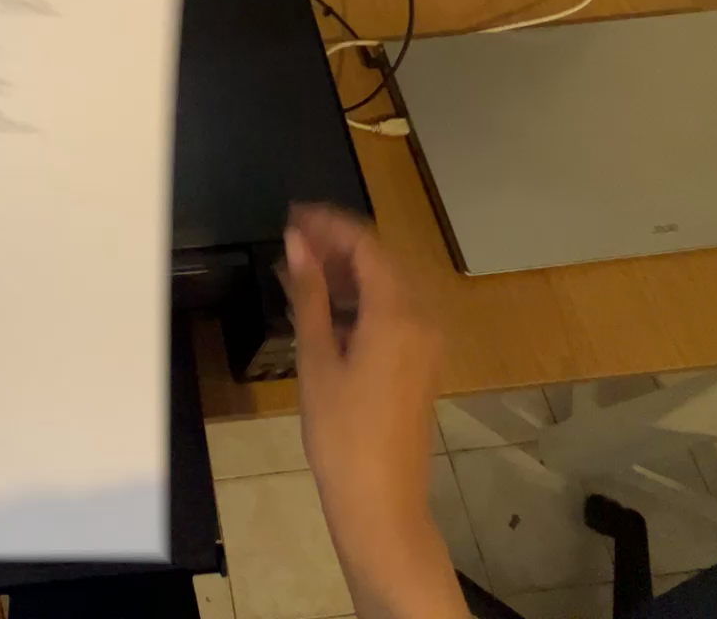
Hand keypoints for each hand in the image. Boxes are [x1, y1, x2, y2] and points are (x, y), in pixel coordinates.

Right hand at [285, 204, 463, 618]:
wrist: (380, 501)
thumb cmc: (340, 430)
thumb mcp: (316, 356)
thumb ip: (309, 292)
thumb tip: (296, 241)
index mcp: (397, 313)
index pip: (365, 245)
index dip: (329, 224)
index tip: (292, 214)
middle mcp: (421, 318)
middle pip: (379, 260)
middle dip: (336, 243)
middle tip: (291, 236)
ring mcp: (425, 340)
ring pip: (385, 283)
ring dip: (346, 269)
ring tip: (300, 265)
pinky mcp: (420, 359)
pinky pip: (391, 308)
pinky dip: (359, 296)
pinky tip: (324, 302)